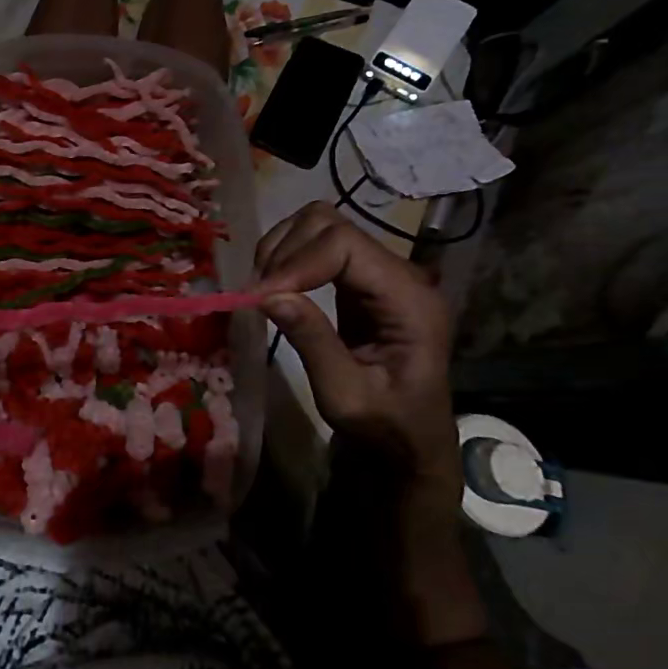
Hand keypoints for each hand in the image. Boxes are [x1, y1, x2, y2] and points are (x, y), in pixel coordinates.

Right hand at [252, 201, 456, 485]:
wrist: (408, 445)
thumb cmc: (384, 428)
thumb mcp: (345, 396)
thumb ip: (313, 342)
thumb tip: (268, 295)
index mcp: (409, 299)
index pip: (344, 245)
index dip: (295, 262)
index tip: (258, 297)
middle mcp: (399, 274)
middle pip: (330, 223)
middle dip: (285, 250)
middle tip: (257, 293)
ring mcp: (380, 273)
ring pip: (320, 226)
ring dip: (282, 250)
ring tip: (262, 290)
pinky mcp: (360, 280)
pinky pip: (318, 246)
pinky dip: (287, 258)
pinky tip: (274, 288)